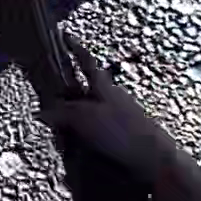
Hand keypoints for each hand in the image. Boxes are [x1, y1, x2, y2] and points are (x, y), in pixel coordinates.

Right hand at [43, 40, 183, 181]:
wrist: (159, 165)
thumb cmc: (121, 132)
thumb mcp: (83, 118)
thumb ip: (60, 112)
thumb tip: (41, 112)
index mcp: (104, 85)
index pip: (86, 60)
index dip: (74, 47)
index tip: (64, 35)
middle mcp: (114, 97)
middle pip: (85, 88)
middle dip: (67, 94)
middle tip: (50, 103)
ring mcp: (122, 117)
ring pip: (91, 111)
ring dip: (75, 119)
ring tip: (62, 133)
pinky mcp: (126, 138)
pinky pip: (98, 131)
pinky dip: (86, 136)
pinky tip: (79, 149)